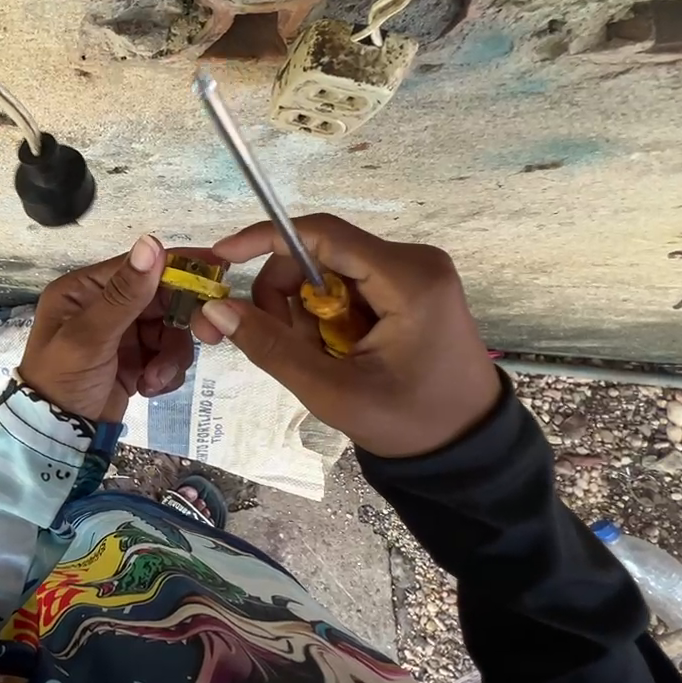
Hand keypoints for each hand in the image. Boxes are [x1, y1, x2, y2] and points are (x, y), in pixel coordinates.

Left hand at [16, 235, 203, 422]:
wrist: (56, 436)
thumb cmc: (63, 379)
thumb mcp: (90, 336)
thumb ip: (123, 293)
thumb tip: (150, 243)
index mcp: (83, 289)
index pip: (139, 267)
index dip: (178, 268)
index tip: (218, 271)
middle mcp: (101, 305)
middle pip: (161, 298)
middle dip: (180, 323)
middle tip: (205, 337)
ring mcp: (120, 333)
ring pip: (169, 329)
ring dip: (170, 354)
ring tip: (153, 378)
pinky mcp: (133, 359)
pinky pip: (166, 353)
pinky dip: (164, 371)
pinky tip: (147, 387)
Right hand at [191, 213, 500, 458]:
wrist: (467, 449)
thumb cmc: (409, 421)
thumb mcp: (331, 391)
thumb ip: (270, 345)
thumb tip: (214, 308)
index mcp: (407, 279)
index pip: (321, 233)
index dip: (264, 238)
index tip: (222, 257)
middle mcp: (411, 262)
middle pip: (313, 254)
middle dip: (280, 295)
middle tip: (269, 339)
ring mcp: (408, 273)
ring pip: (319, 272)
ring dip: (298, 311)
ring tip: (312, 356)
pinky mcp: (402, 287)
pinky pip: (336, 286)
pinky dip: (317, 316)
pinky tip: (329, 350)